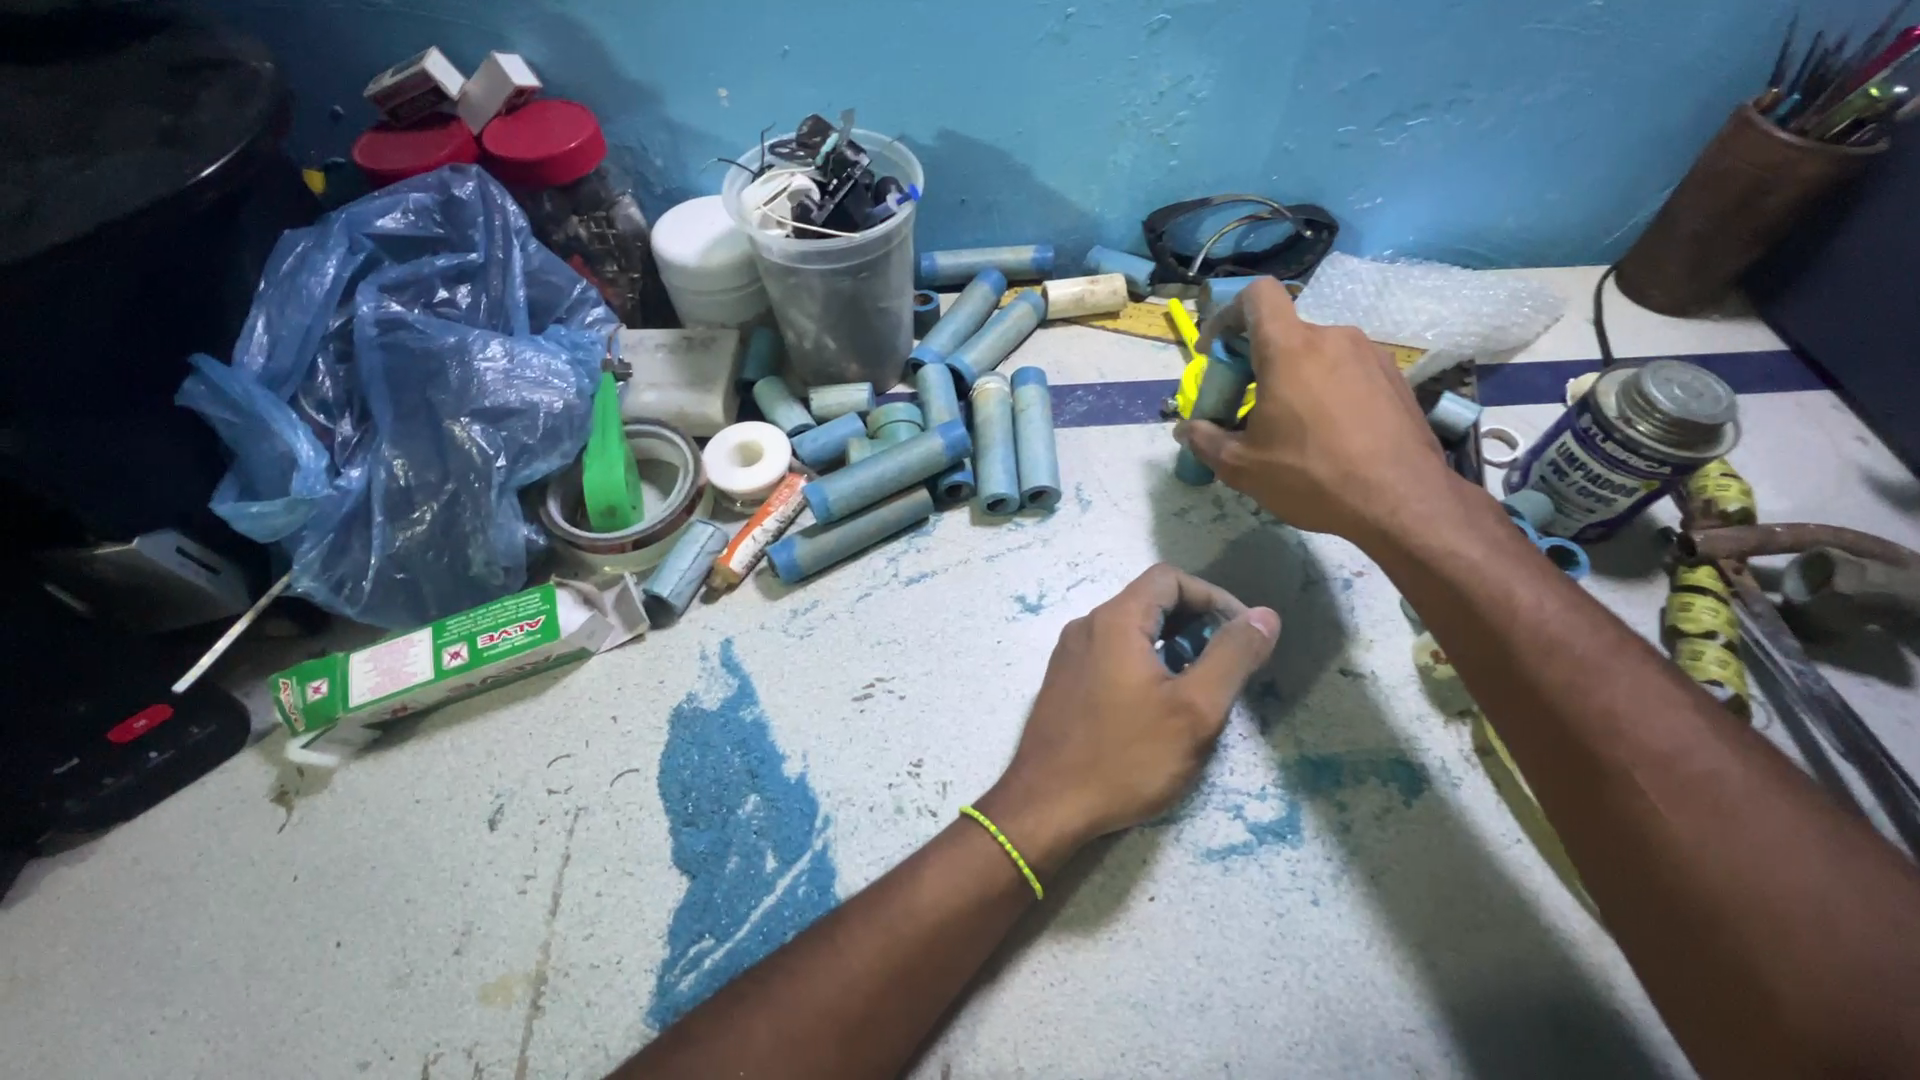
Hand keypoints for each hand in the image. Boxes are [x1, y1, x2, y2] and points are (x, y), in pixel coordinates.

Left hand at [975, 565, 1279, 875]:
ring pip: (1131, 631)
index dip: (1214, 598)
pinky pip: (1111, 656)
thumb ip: (1233, 656)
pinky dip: (1144, 665)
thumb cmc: (1124, 759)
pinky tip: (1158, 708)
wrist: (1044, 808)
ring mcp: (1069, 656)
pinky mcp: (1063, 684)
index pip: (1170, 578)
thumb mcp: (1195, 710)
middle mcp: (1086, 627)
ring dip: (1171, 647)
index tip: (1244, 635)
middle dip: (1195, 625)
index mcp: (1114, 620)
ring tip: (1198, 689)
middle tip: (1226, 666)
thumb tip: (1264, 616)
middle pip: (1149, 601)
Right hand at [1174, 278, 1452, 543]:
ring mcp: (1370, 356)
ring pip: (1315, 355)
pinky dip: (1326, 392)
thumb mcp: (1242, 467)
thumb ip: (1205, 441)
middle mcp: (1333, 338)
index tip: (1216, 353)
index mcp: (1290, 348)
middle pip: (1283, 334)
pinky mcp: (1394, 379)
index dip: (1228, 315)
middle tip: (1246, 412)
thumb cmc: (1312, 476)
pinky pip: (1346, 373)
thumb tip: (1188, 430)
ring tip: (1289, 429)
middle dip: (1256, 365)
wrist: (1402, 502)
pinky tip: (1328, 437)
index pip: (1257, 295)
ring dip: (1293, 381)